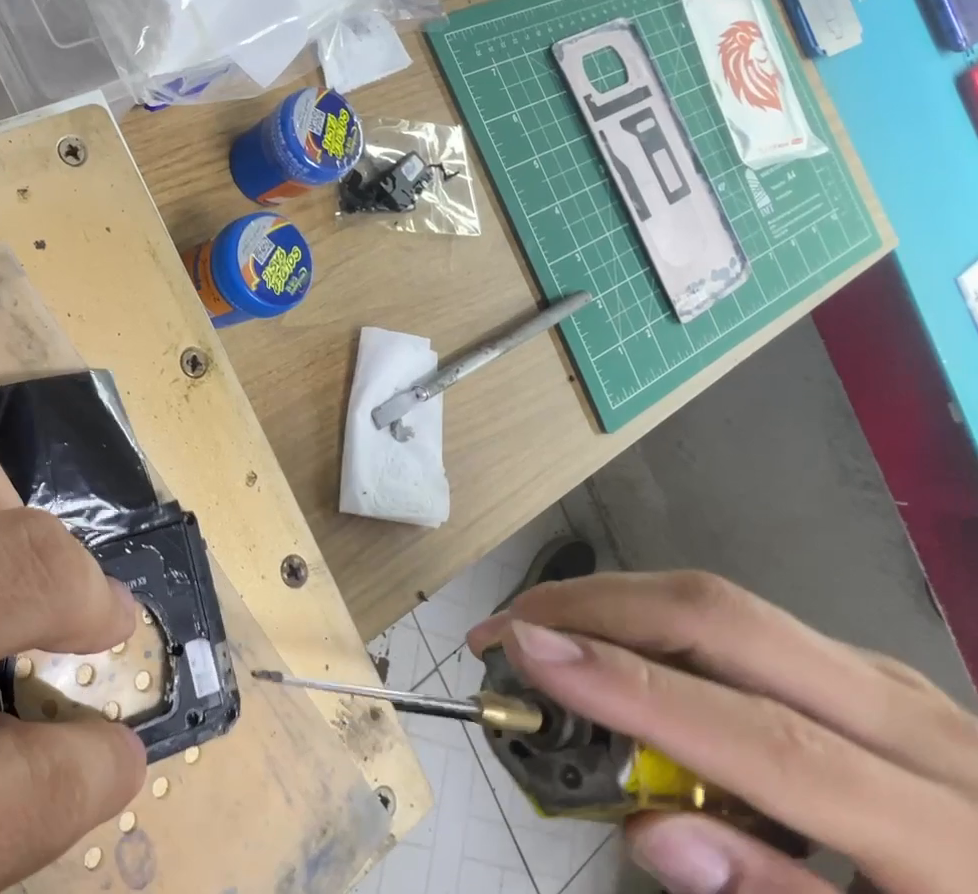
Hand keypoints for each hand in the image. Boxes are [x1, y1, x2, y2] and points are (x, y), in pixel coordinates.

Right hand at [468, 571, 977, 893]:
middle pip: (730, 624)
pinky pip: (737, 619)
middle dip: (596, 608)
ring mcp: (892, 685)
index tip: (526, 653)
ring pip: (725, 603)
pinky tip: (601, 645)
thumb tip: (653, 834)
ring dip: (608, 604)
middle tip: (505, 629)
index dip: (632, 691)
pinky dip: (646, 618)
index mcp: (948, 832)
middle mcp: (923, 731)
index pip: (766, 740)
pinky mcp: (864, 669)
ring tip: (532, 632)